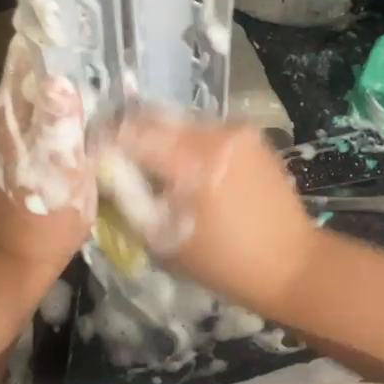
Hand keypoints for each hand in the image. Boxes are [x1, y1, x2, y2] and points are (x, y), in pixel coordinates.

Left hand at [0, 28, 93, 275]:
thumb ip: (59, 125)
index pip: (27, 50)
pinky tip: (100, 92)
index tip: (86, 12)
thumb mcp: (59, 172)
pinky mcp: (34, 140)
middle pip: (37, 60)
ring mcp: (20, 125)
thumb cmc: (44, 216)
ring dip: (72, 65)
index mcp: (13, 109)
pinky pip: (53, 103)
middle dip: (67, 43)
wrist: (25, 257)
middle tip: (109, 27)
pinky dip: (73, 92)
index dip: (53, 28)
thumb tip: (60, 78)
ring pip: (46, 80)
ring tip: (110, 49)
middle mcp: (11, 109)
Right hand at [96, 113, 318, 315]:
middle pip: (156, 118)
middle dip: (130, 134)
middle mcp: (216, 132)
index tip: (90, 153)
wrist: (292, 265)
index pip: (132, 131)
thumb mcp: (163, 238)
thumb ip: (127, 196)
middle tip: (114, 158)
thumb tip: (103, 167)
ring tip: (149, 167)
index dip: (104, 139)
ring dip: (159, 138)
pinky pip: (204, 131)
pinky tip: (185, 170)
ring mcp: (237, 130)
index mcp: (193, 159)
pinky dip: (186, 144)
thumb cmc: (224, 263)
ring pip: (179, 122)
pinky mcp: (251, 135)